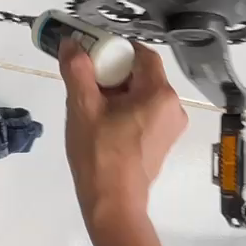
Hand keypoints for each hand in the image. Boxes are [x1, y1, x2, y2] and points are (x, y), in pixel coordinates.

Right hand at [58, 40, 187, 240]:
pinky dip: (125, 109)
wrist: (112, 203)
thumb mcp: (82, 107)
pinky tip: (103, 121)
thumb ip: (77, 70)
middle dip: (113, 72)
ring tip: (91, 103)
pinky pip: (145, 112)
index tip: (91, 56)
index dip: (115, 49)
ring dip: (117, 91)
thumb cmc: (98, 154)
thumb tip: (72, 42)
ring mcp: (171, 127)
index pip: (141, 54)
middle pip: (142, 74)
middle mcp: (174, 107)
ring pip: (142, 94)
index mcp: (159, 94)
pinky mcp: (162, 142)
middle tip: (86, 81)